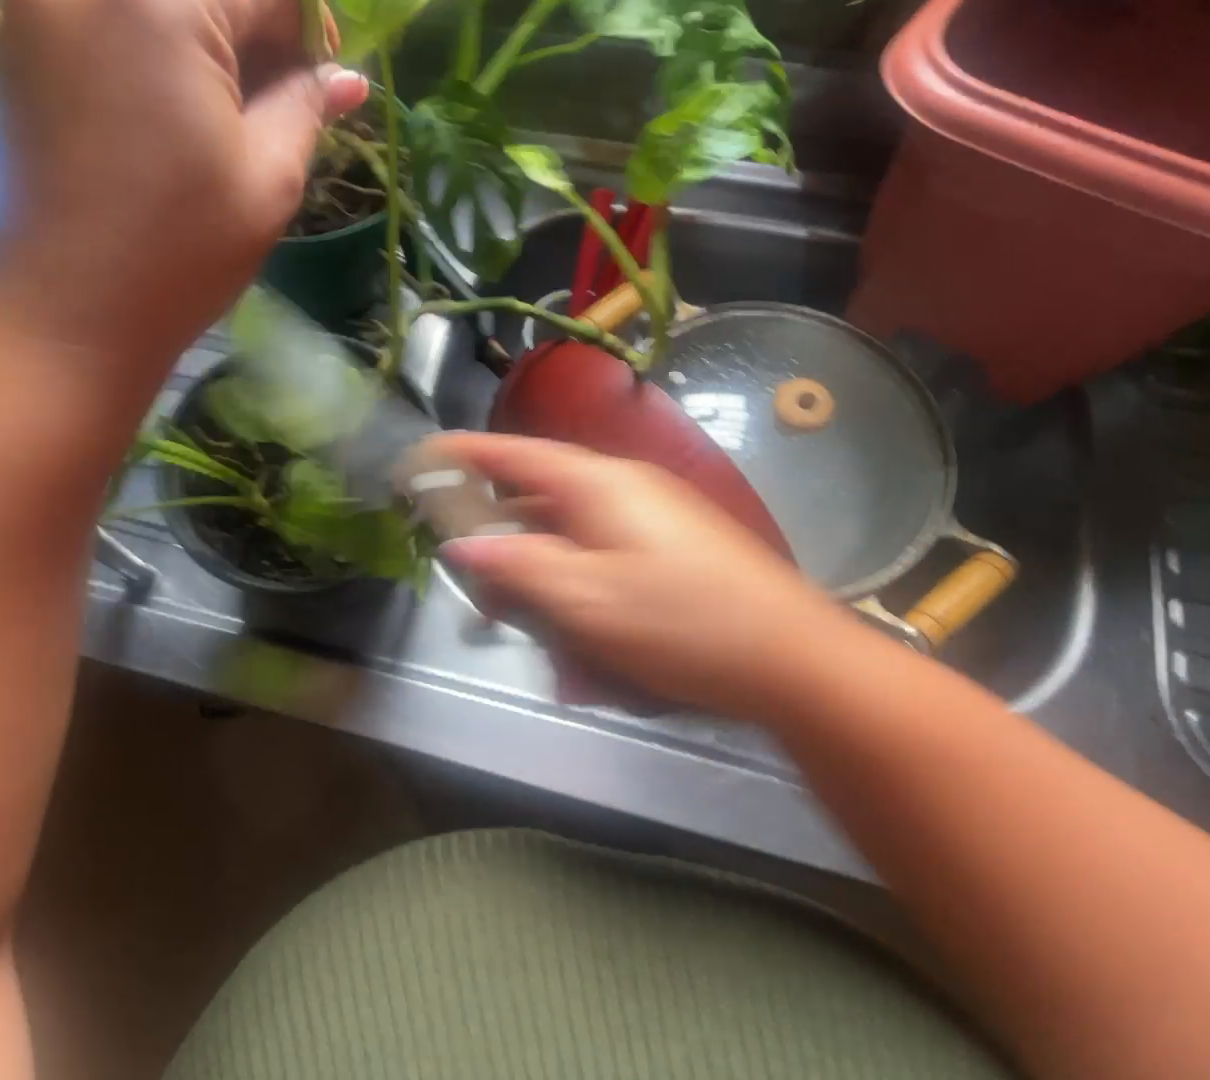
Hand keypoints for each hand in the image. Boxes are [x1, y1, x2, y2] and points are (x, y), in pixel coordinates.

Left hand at [0, 0, 367, 370]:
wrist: (69, 319)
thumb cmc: (180, 255)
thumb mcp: (267, 180)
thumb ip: (306, 105)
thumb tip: (344, 76)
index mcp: (160, 2)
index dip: (308, 26)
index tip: (318, 82)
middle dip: (250, 28)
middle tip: (270, 96)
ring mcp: (38, 6)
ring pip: (149, 2)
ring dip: (196, 38)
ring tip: (215, 108)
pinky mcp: (14, 45)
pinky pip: (97, 13)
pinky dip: (140, 42)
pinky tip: (158, 105)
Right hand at [433, 433, 867, 721]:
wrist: (793, 660)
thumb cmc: (682, 623)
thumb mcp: (584, 599)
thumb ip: (515, 567)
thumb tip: (462, 544)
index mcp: (596, 484)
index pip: (511, 454)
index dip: (459, 456)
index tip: (415, 464)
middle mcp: (621, 490)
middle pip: (535, 507)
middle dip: (504, 555)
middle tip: (484, 604)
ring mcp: (650, 522)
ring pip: (568, 546)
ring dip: (547, 594)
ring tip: (551, 649)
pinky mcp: (670, 555)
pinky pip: (603, 568)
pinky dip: (583, 604)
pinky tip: (593, 658)